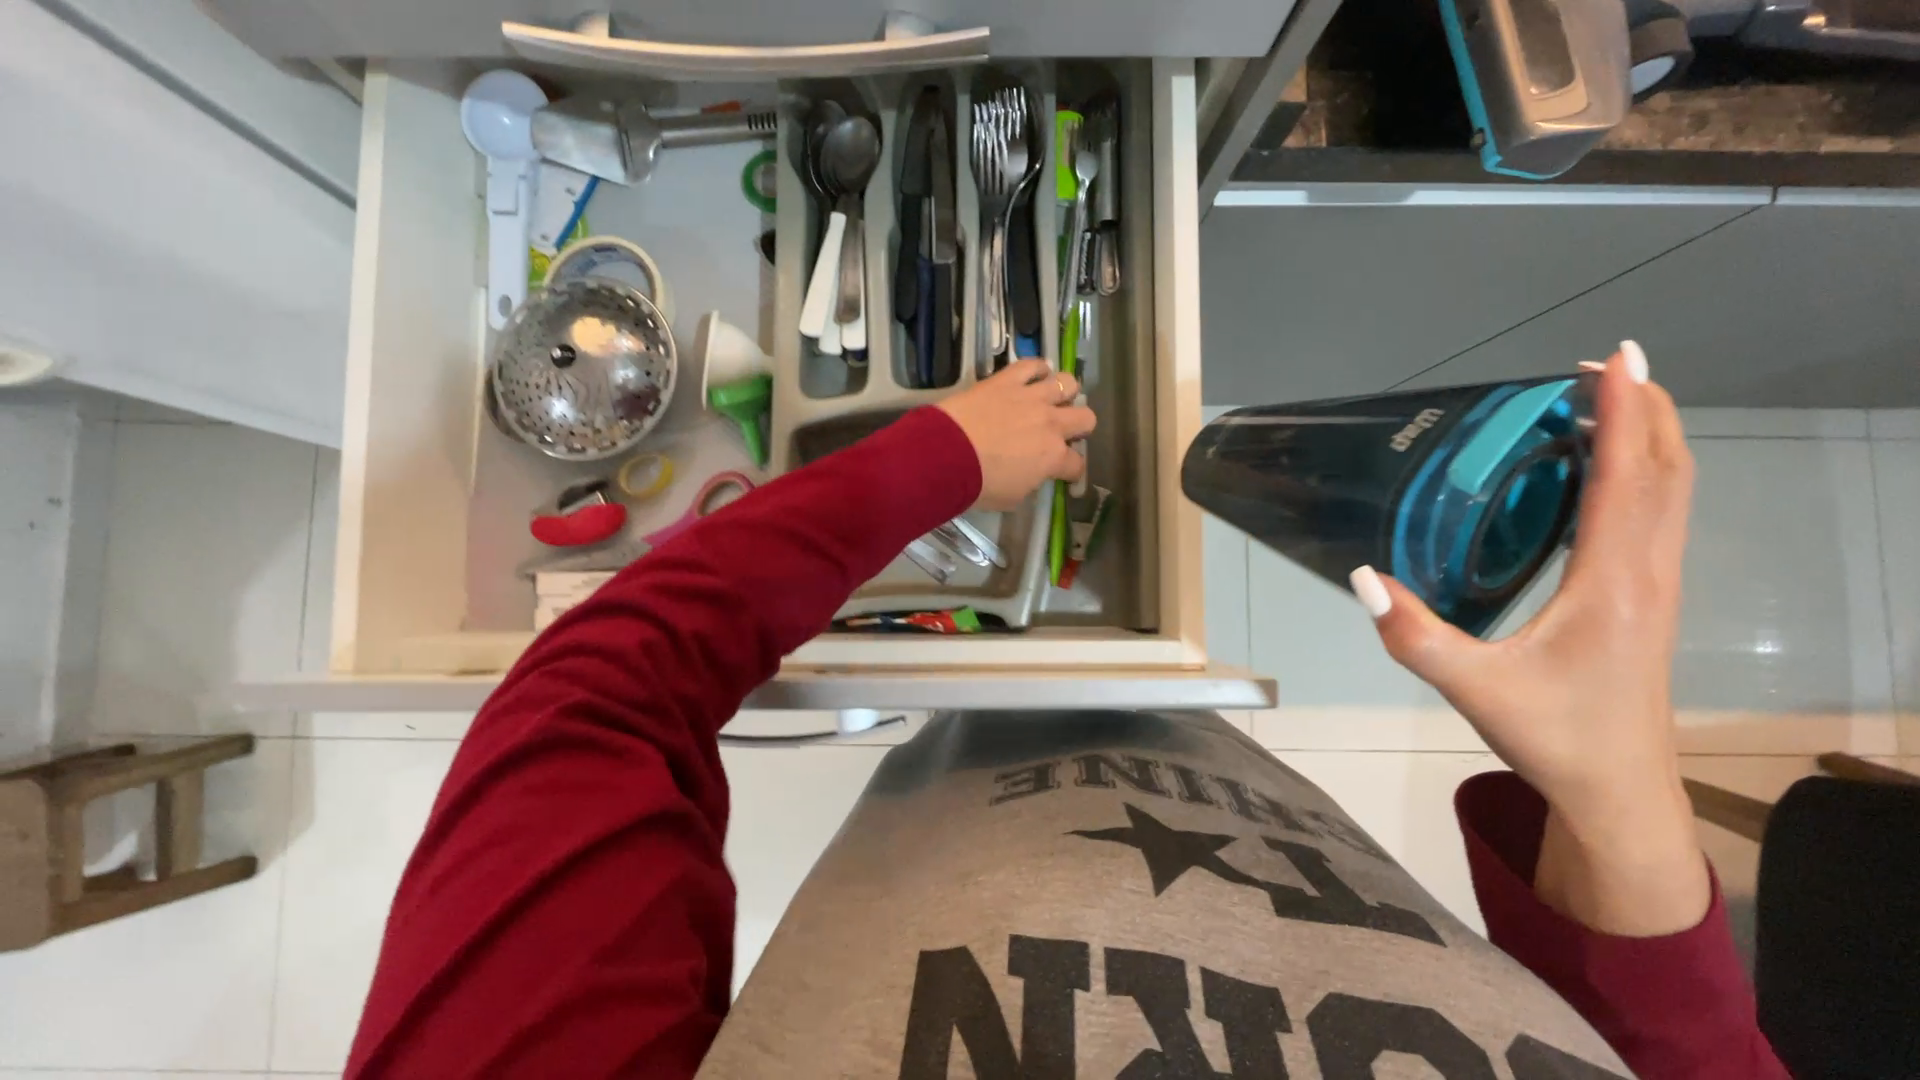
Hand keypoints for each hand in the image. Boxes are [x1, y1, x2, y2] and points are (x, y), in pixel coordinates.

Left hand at [937, 358, 1097, 510]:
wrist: (946, 454)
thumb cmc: (978, 484)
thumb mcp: (1011, 497)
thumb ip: (1029, 483)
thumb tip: (1032, 475)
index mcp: (1053, 457)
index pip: (1077, 464)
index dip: (1073, 470)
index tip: (1065, 473)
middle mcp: (1051, 423)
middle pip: (1086, 418)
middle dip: (1079, 427)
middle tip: (1063, 432)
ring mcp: (1032, 397)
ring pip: (1068, 383)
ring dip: (1065, 392)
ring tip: (1054, 399)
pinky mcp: (1008, 379)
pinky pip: (1032, 365)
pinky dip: (1037, 368)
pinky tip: (1035, 374)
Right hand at [1351, 342, 1708, 935]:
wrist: (1617, 790)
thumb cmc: (1552, 736)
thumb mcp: (1473, 690)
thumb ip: (1415, 636)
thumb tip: (1361, 578)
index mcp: (1612, 584)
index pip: (1627, 479)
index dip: (1623, 413)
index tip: (1613, 357)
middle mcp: (1647, 573)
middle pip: (1668, 470)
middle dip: (1644, 408)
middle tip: (1598, 367)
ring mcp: (1657, 585)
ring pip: (1673, 490)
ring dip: (1649, 436)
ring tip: (1603, 402)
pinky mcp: (1649, 597)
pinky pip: (1659, 513)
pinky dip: (1643, 471)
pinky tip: (1602, 472)